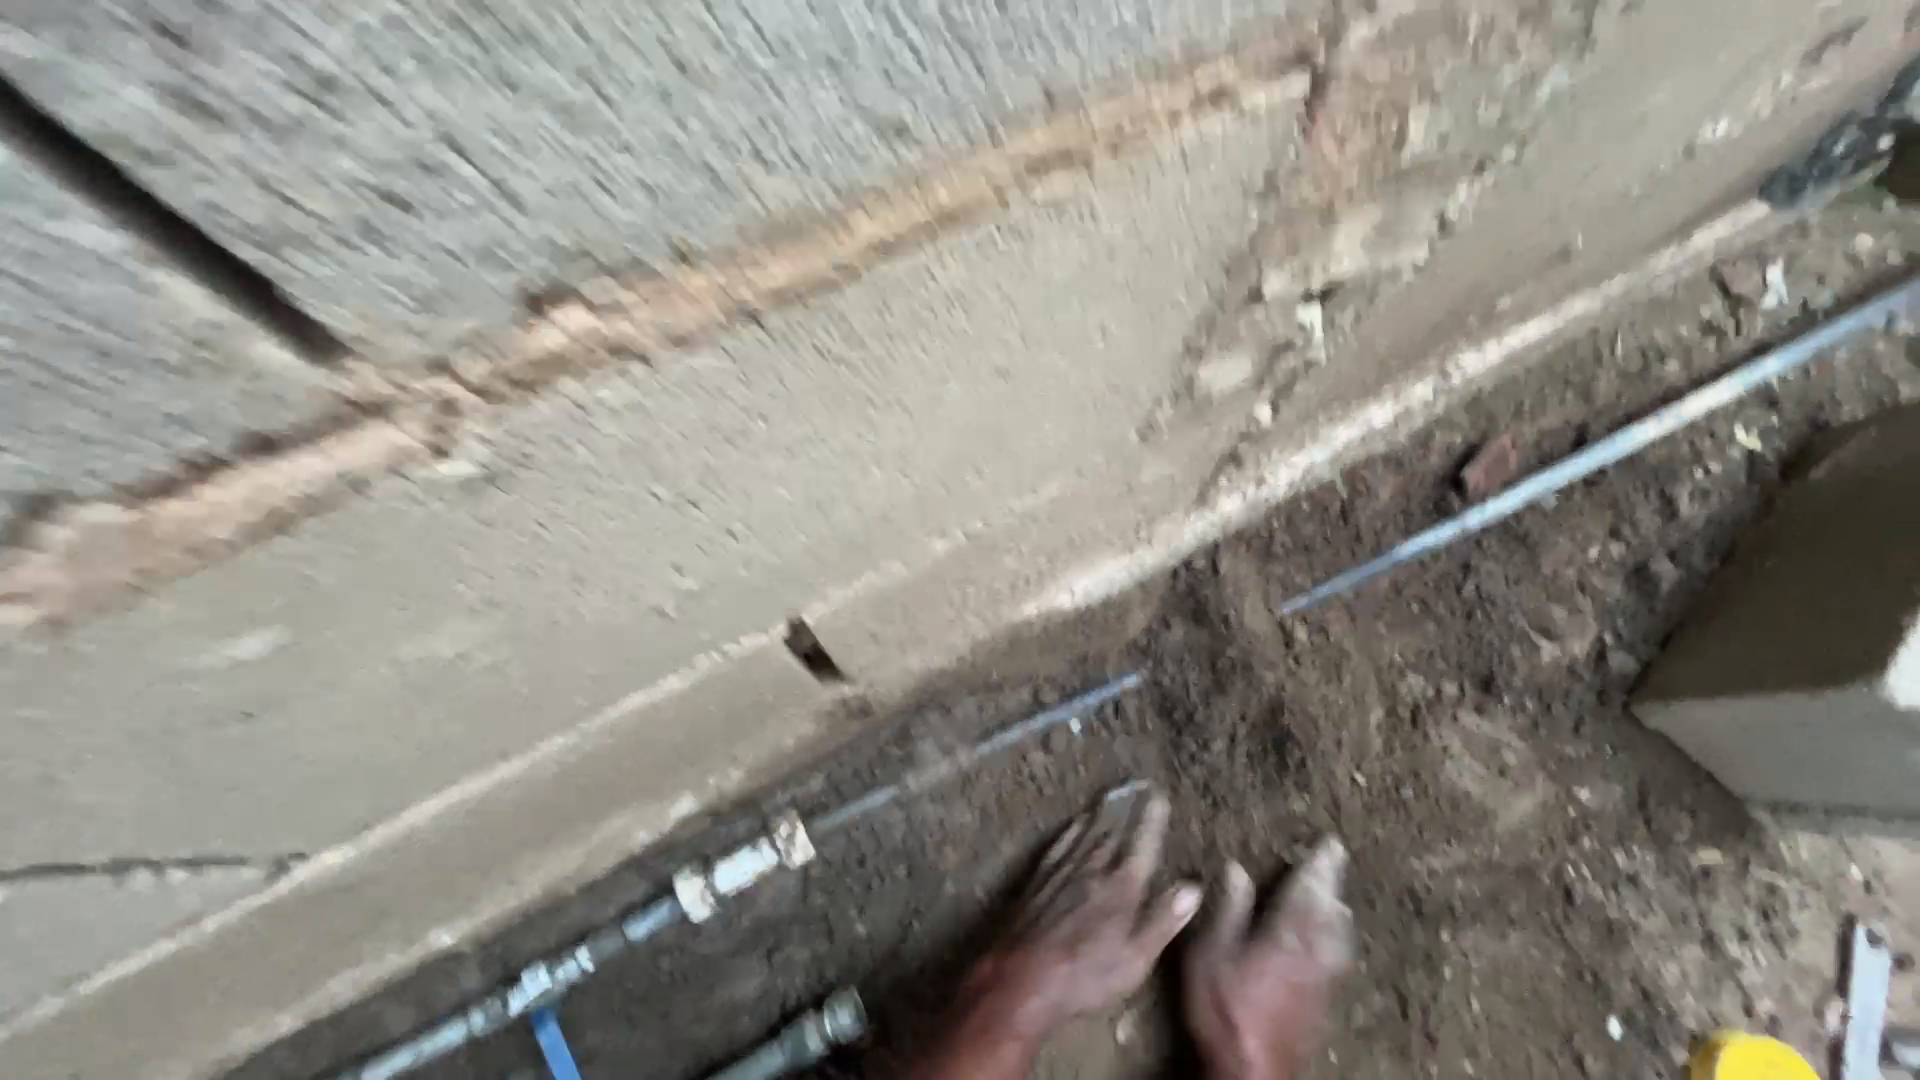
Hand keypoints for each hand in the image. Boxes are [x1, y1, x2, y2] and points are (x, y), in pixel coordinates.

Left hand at [962, 786, 1202, 1040]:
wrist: (1024, 975)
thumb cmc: (1087, 974)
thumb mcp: (1136, 957)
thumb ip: (1163, 919)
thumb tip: (1192, 887)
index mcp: (1121, 888)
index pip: (1141, 845)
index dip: (1151, 819)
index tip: (1158, 796)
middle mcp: (1092, 870)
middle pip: (1112, 832)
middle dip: (1126, 809)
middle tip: (1135, 787)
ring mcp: (1063, 872)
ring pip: (1085, 834)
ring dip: (1098, 814)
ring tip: (1108, 797)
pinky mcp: (1039, 880)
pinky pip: (1059, 844)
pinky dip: (1070, 830)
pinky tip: (1073, 824)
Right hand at [1184, 840, 1354, 1079]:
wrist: (1252, 1071)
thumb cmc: (1223, 1008)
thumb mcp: (1210, 953)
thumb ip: (1227, 909)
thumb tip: (1236, 868)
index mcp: (1283, 936)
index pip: (1304, 893)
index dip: (1316, 868)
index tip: (1328, 844)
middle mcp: (1310, 955)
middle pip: (1327, 912)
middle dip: (1331, 883)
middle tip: (1336, 857)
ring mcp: (1320, 981)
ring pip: (1337, 937)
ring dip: (1337, 911)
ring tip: (1337, 895)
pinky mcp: (1321, 1002)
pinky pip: (1336, 956)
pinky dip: (1337, 937)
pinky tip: (1332, 939)